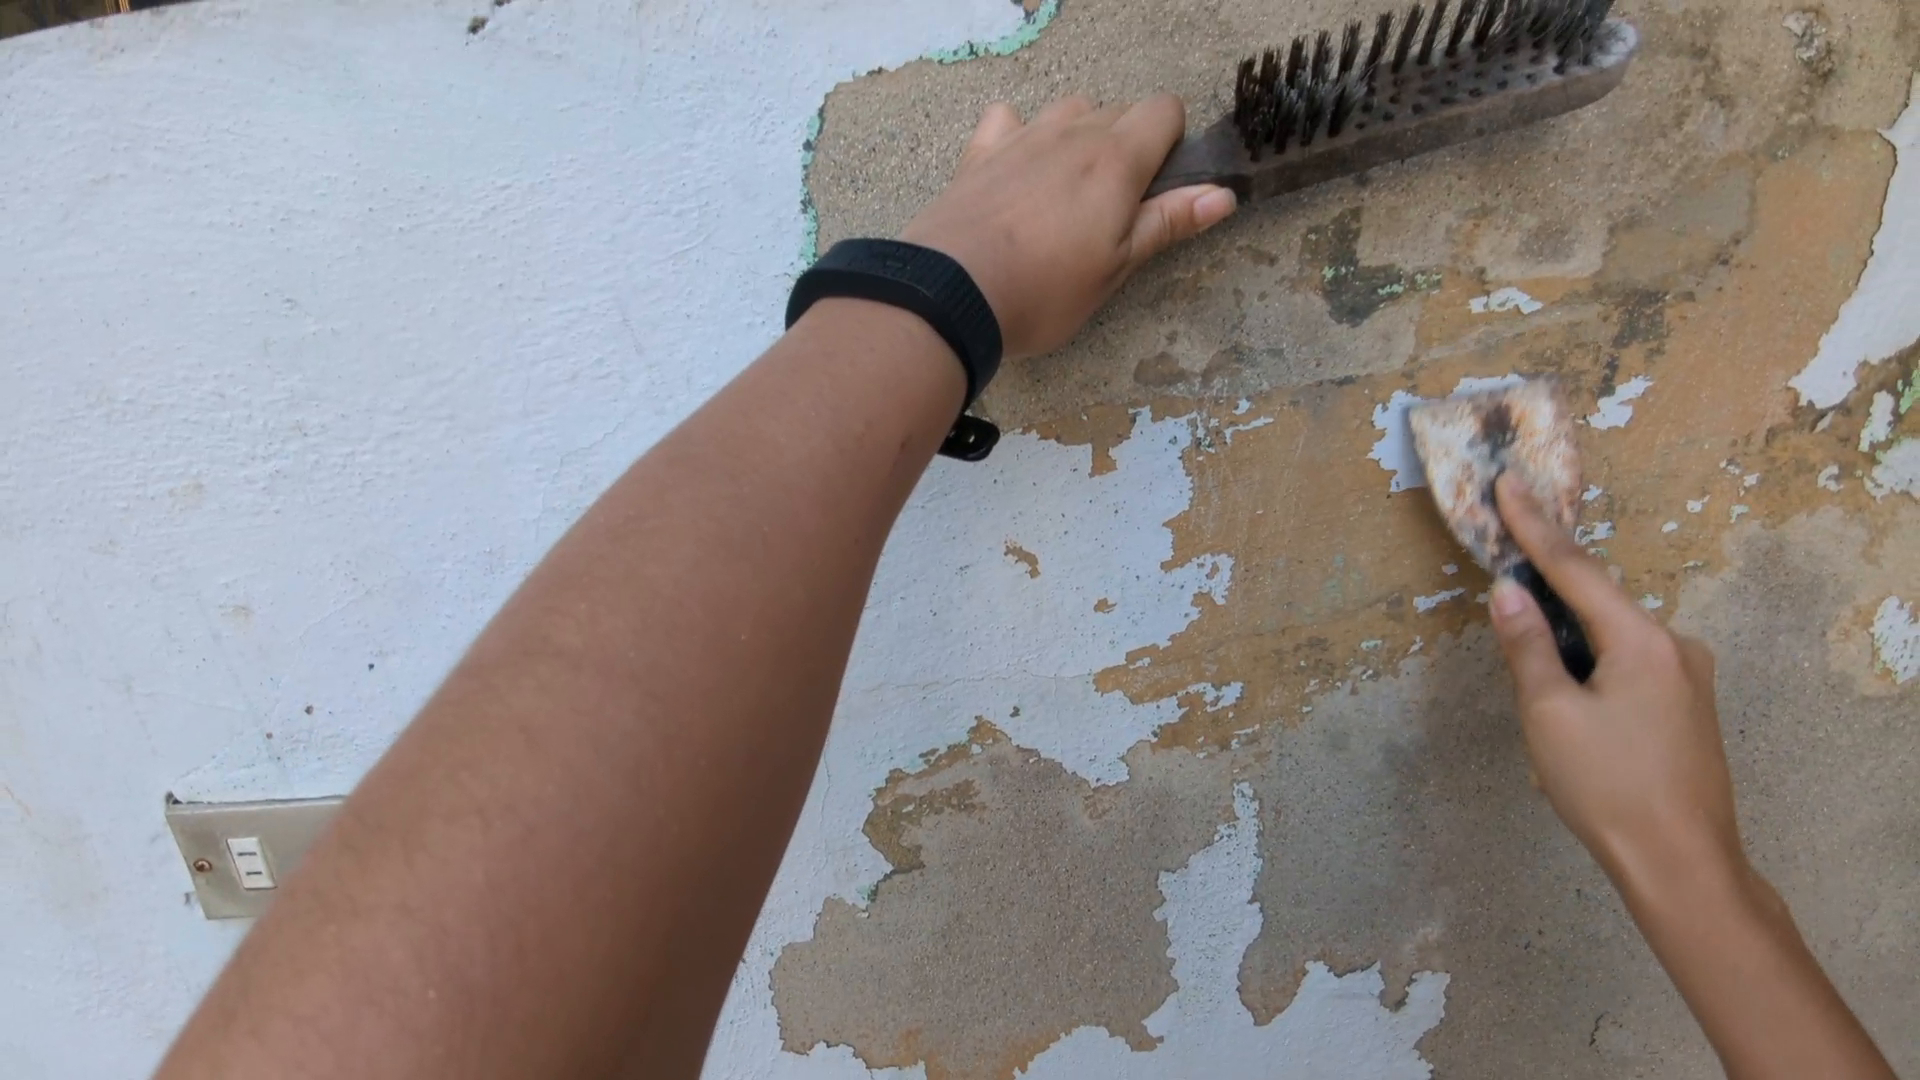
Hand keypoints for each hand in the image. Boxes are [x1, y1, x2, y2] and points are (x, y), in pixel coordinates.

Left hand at [900, 95, 1237, 359]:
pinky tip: (1014, 170)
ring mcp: (1022, 137)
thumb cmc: (1042, 293)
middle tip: (1107, 212)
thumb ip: (1167, 224)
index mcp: (1115, 160)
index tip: (1155, 189)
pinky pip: (1007, 119)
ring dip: (1076, 138)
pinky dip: (1018, 134)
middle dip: (1125, 148)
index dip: (1170, 143)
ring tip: (1062, 195)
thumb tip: (1223, 194)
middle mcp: (1071, 133)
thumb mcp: (1115, 268)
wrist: (953, 295)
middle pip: (1117, 111)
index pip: (1164, 110)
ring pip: (1067, 111)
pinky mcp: (979, 153)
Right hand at [1487, 474, 1743, 885]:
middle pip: (1594, 599)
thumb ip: (1528, 645)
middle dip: (1546, 583)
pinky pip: (1622, 658)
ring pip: (1607, 633)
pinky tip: (1563, 686)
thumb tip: (1508, 590)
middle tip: (1501, 566)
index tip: (1509, 484)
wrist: (1680, 863)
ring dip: (1562, 629)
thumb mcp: (1549, 711)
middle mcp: (1674, 647)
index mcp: (1642, 641)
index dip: (1535, 526)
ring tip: (1523, 653)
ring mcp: (1686, 676)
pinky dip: (1584, 654)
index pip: (1576, 569)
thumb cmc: (1605, 783)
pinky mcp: (1682, 704)